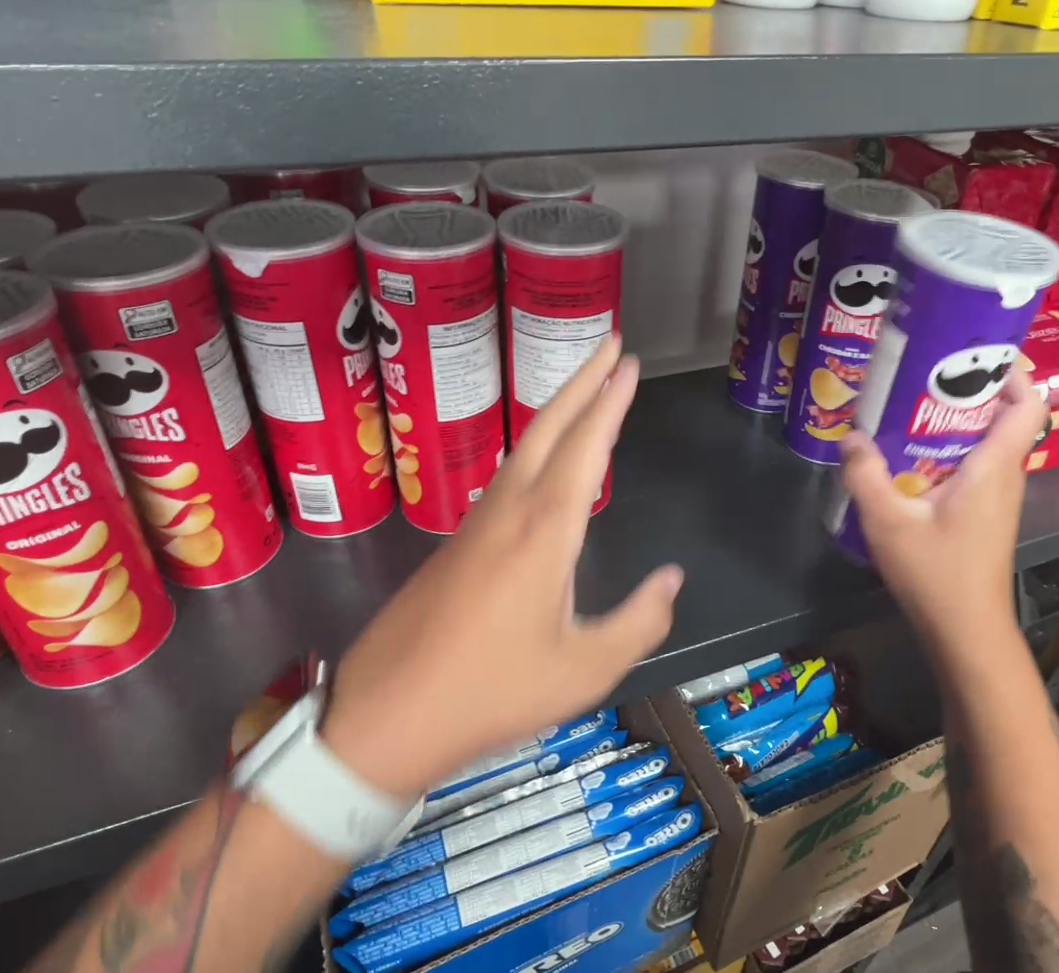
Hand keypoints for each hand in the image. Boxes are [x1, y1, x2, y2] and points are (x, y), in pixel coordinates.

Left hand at [321, 338, 680, 798]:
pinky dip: (537, 448)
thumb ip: (638, 622)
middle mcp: (509, 511)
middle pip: (548, 428)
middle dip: (582, 380)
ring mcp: (476, 524)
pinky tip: (544, 465)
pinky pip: (507, 476)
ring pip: (524, 447)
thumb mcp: (584, 671)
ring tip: (586, 391)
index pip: (586, 448)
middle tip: (611, 345)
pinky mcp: (458, 544)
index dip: (611, 402)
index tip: (629, 362)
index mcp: (544, 531)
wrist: (386, 713)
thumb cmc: (492, 693)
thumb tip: (672, 580)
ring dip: (557, 411)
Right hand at [840, 368, 1046, 648]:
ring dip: (956, 421)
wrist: (965, 630)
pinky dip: (949, 451)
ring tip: (909, 409)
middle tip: (922, 374)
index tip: (974, 353)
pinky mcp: (984, 515)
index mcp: (994, 467)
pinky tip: (908, 458)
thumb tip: (851, 436)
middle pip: (1004, 417)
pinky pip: (974, 466)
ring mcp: (997, 498)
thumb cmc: (936, 574)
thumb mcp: (888, 523)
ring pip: (987, 443)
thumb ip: (865, 476)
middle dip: (968, 390)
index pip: (1028, 405)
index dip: (1013, 372)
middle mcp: (1005, 476)